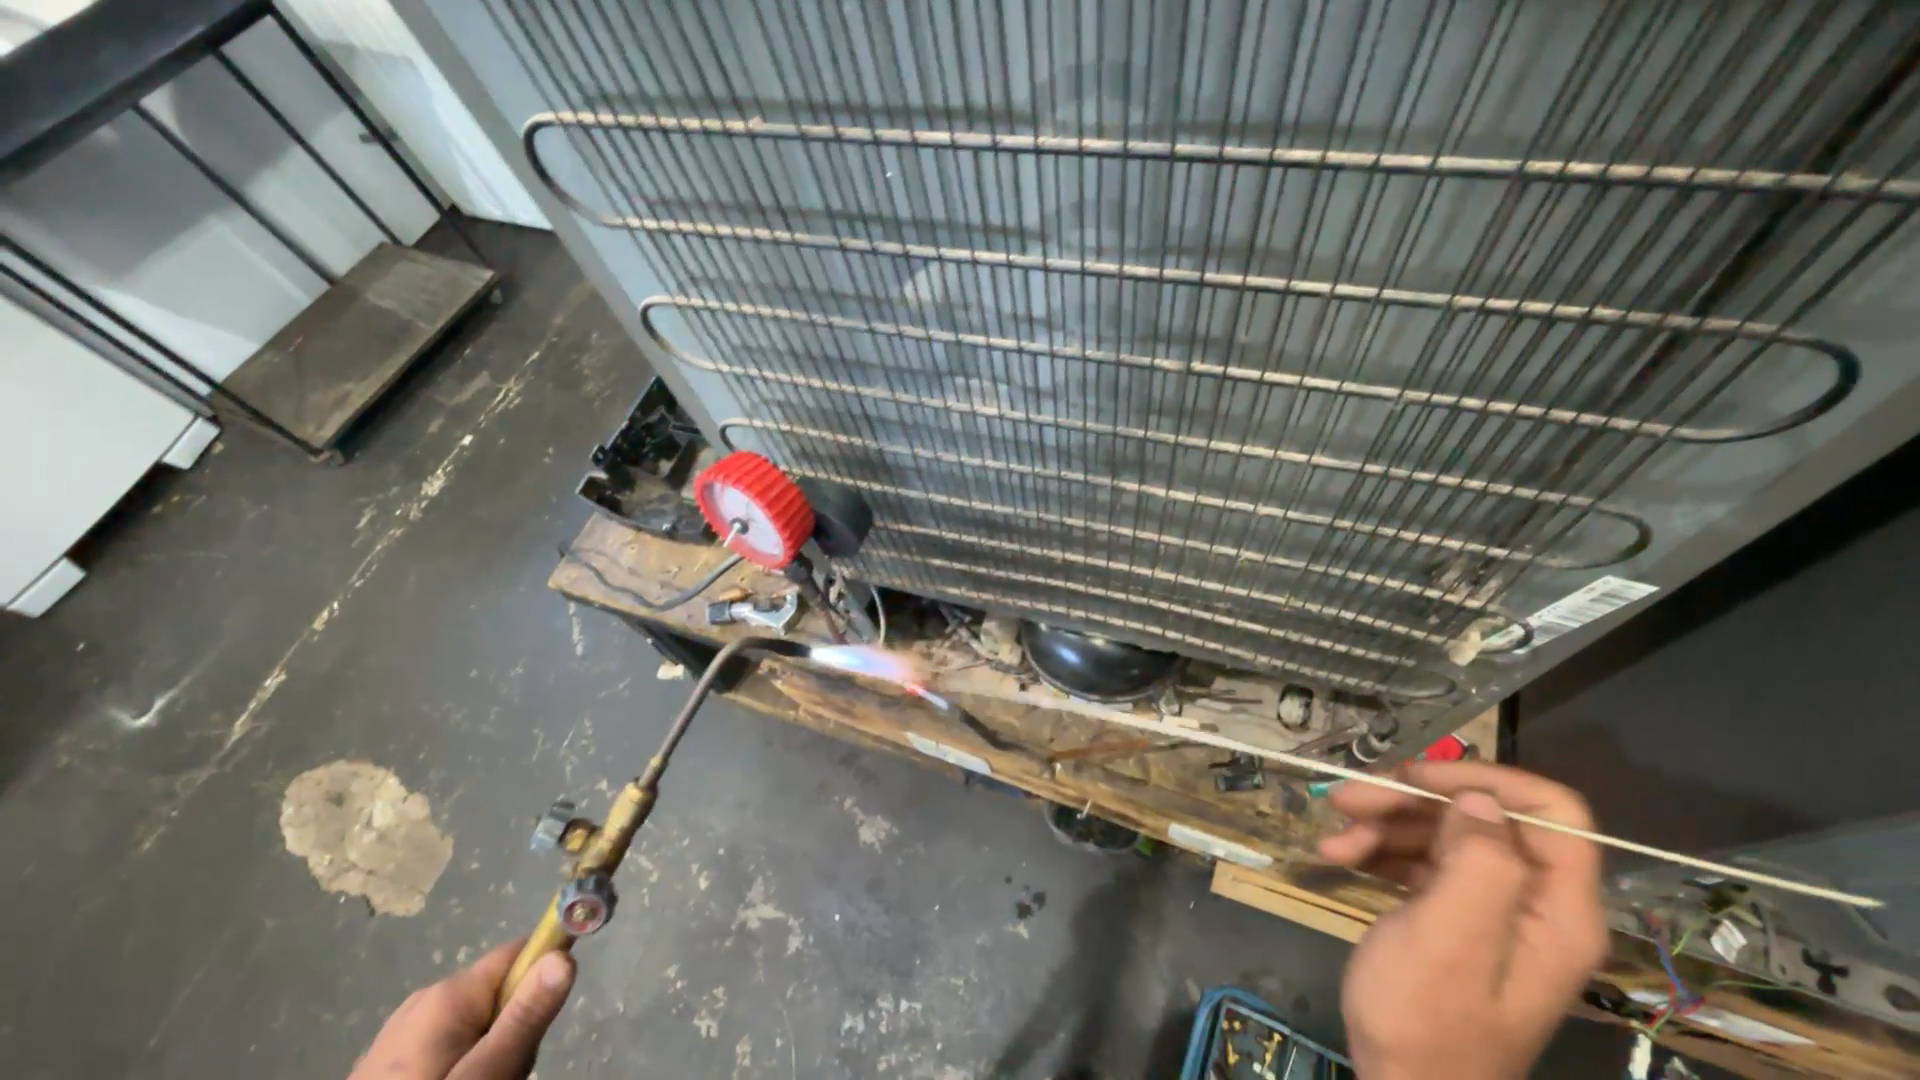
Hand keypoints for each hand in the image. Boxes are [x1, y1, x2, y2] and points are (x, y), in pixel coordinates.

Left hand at [350, 941, 574, 1079]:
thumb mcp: (487, 1075)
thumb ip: (525, 1017)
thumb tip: (565, 955)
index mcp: (449, 994)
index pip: (520, 951)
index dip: (546, 975)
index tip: (548, 1020)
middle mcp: (424, 998)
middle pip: (500, 991)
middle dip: (517, 1027)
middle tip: (507, 1075)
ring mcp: (402, 1030)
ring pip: (477, 1021)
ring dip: (492, 1050)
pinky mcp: (389, 1059)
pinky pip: (448, 1044)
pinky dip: (462, 1065)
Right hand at [1318, 762, 1607, 1079]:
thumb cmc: (1426, 1020)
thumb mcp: (1449, 938)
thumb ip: (1478, 861)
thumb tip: (1476, 799)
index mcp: (1557, 908)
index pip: (1551, 811)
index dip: (1485, 779)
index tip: (1415, 777)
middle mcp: (1532, 902)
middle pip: (1483, 816)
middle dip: (1411, 799)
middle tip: (1346, 798)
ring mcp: (1490, 911)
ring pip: (1445, 834)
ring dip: (1384, 824)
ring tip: (1331, 835)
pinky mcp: (1452, 919)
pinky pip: (1422, 863)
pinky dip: (1379, 851)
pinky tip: (1336, 856)